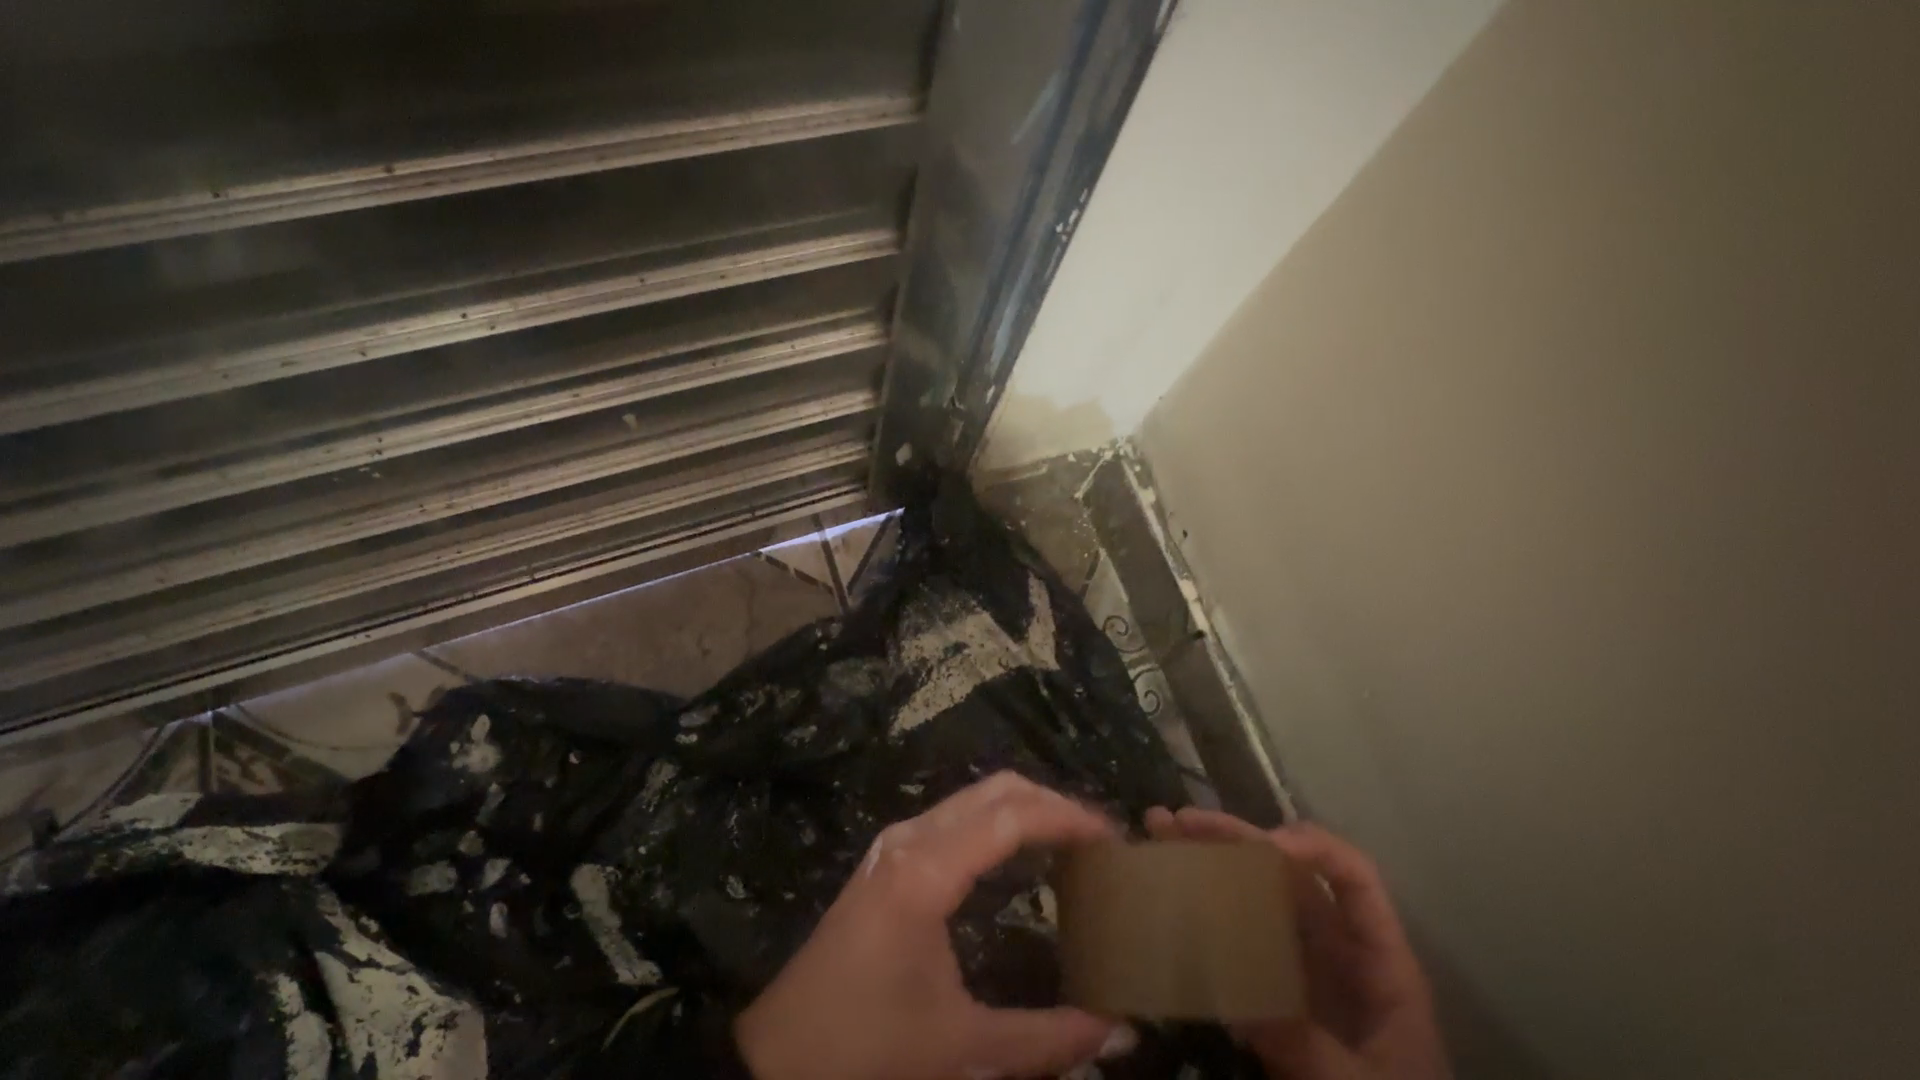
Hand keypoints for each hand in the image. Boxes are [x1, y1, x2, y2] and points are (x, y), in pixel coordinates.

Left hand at [736, 772, 1137, 1079]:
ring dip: (1024, 810)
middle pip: (995, 791)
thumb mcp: (961, 1048)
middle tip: (1100, 840)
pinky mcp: (885, 861)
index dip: (1068, 817)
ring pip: (972, 799)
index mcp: (926, 872)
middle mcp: (909, 841)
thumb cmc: (865, 1047)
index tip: (1114, 838)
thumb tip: (1121, 1030)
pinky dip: (996, 823)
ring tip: (1071, 845)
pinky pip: (953, 818)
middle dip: (1052, 804)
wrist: (776, 1057)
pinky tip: (1019, 857)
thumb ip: (1046, 1038)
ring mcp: (892, 846)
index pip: (1012, 816)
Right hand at [1144, 808, 1449, 1079]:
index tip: (1263, 845)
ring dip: (1212, 866)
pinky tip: (1167, 902)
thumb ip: (1307, 1047)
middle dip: (1237, 841)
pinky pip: (1239, 949)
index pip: (1353, 878)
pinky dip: (1205, 920)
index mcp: (1379, 961)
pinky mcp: (1277, 1001)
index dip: (1313, 849)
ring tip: (1160, 835)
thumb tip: (1239, 1004)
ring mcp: (1305, 975)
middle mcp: (1338, 953)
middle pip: (1291, 877)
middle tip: (1178, 823)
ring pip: (1258, 903)